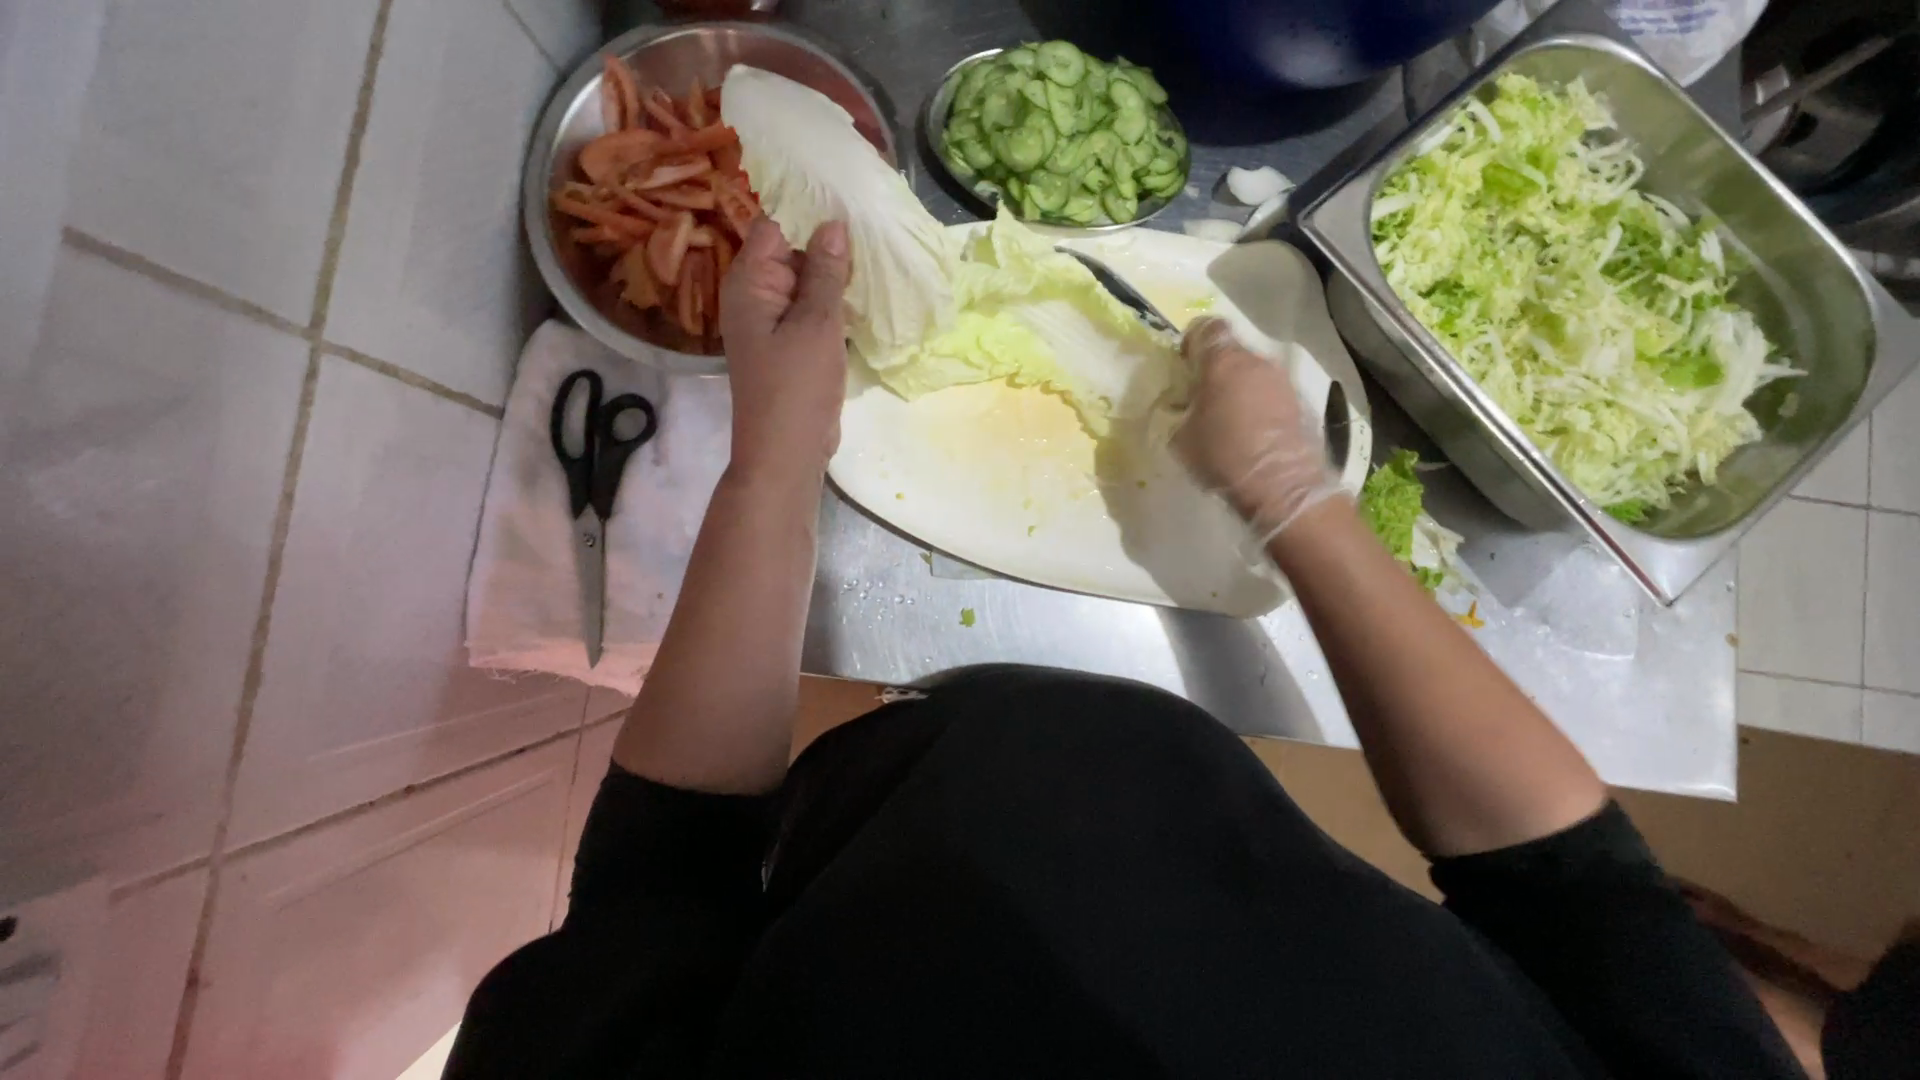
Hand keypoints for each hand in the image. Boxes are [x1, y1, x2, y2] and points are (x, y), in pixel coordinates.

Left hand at [719, 217, 852, 478]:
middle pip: (792, 251)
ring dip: (837, 273)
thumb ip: (825, 272)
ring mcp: (774, 323)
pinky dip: (836, 302)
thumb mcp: (816, 324)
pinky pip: (813, 311)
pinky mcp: (792, 346)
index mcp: (750, 282)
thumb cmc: (796, 388)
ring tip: (880, 250)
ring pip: (807, 283)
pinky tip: (868, 294)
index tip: (850, 194)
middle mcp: (756, 296)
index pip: (775, 224)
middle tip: (876, 221)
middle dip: (829, 239)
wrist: (786, 454)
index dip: (809, 207)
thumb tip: (833, 223)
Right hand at [1172, 317, 1339, 541]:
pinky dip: (1258, 402)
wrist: (1280, 485)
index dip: (1194, 340)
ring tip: (1228, 415)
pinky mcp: (1298, 401)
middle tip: (1203, 395)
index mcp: (1222, 362)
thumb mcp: (1182, 436)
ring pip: (1252, 371)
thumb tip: (1187, 404)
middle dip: (1216, 367)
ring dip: (1239, 385)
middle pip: (1232, 350)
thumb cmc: (1222, 456)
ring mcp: (1281, 379)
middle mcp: (1256, 361)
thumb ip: (1183, 409)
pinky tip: (1250, 429)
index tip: (1186, 363)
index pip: (1207, 326)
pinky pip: (1269, 392)